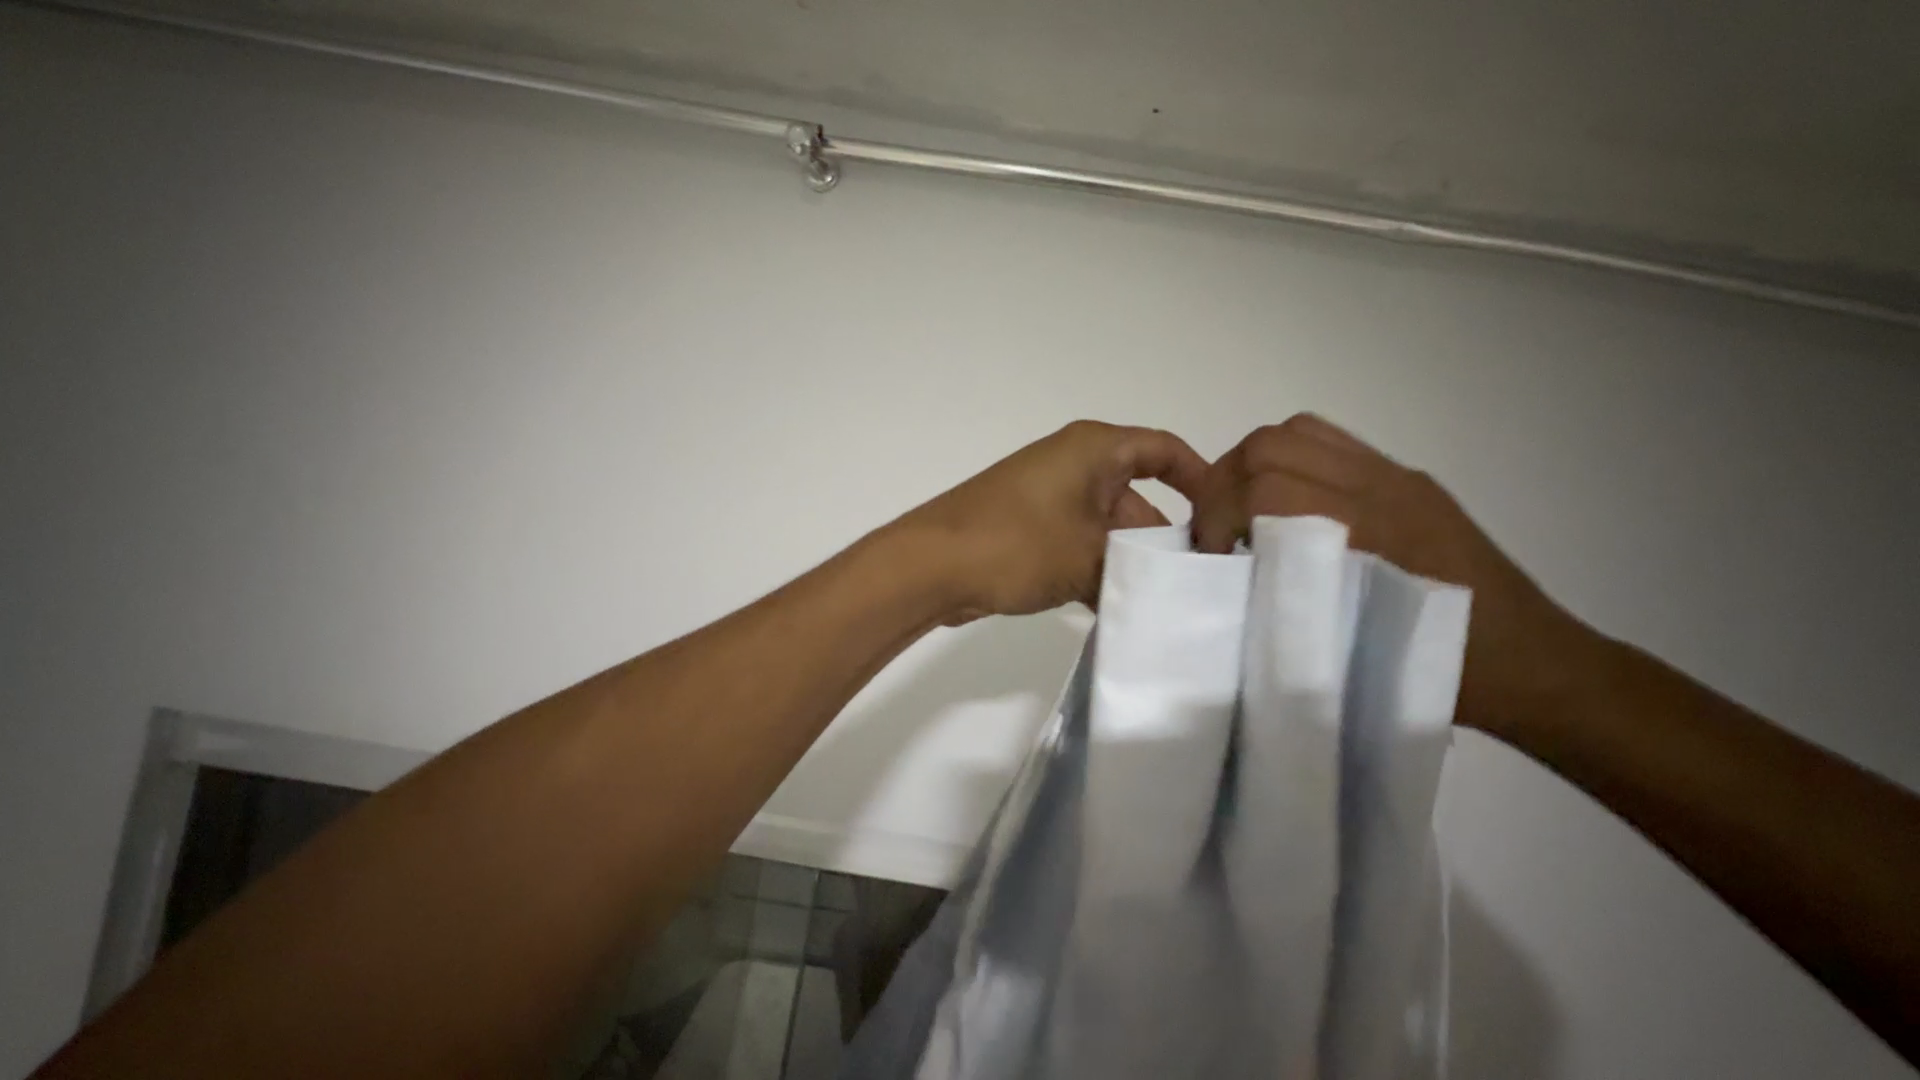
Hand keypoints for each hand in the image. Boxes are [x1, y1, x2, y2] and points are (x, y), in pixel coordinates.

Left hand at [896, 420, 1208, 621]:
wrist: (931, 566)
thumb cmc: (1017, 543)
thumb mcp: (1090, 555)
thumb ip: (1135, 564)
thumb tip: (1163, 580)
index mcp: (1094, 450)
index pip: (1163, 450)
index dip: (1200, 478)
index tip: (1228, 517)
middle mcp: (1075, 465)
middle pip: (1137, 499)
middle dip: (1162, 540)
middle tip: (1194, 585)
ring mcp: (1050, 499)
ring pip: (1108, 529)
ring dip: (1126, 564)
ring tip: (1159, 605)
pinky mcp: (1030, 530)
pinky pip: (1079, 546)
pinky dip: (1095, 572)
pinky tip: (1112, 612)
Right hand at [1191, 413, 1597, 737]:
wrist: (1537, 663)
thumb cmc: (1448, 673)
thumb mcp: (1357, 648)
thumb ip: (1290, 599)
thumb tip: (1228, 579)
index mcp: (1374, 529)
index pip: (1267, 485)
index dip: (1218, 514)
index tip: (1208, 555)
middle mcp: (1384, 485)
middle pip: (1273, 444)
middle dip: (1224, 483)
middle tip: (1215, 532)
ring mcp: (1398, 476)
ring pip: (1300, 432)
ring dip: (1253, 466)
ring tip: (1244, 515)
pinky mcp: (1407, 480)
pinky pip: (1332, 444)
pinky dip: (1289, 463)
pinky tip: (1287, 509)